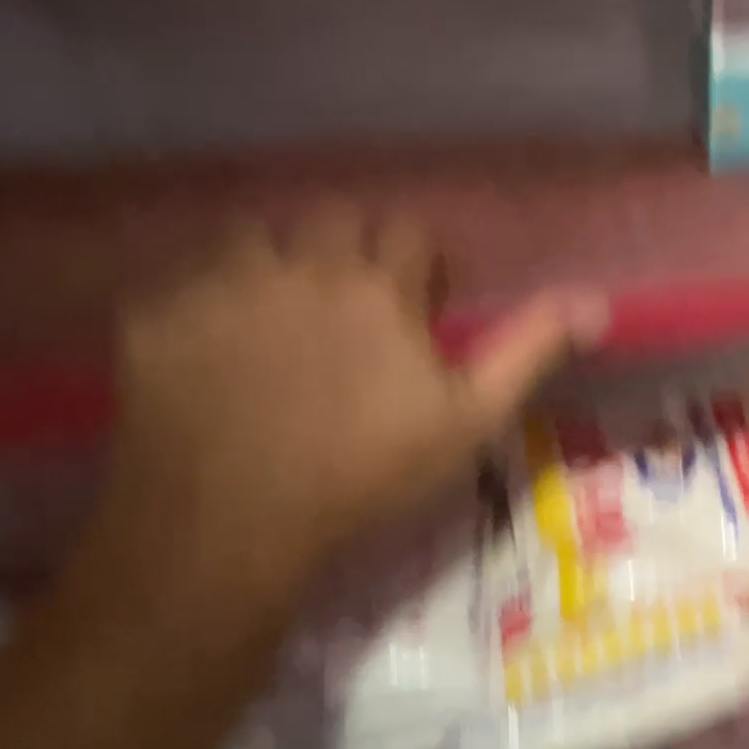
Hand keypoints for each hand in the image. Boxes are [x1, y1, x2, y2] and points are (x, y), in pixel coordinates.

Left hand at [97, 206, 606, 587]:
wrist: (227, 532)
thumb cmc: (368, 472)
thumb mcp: (474, 416)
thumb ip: (533, 347)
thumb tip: (595, 302)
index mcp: (378, 288)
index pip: (405, 229)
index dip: (419, 267)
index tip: (420, 311)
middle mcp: (299, 269)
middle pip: (332, 217)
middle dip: (352, 251)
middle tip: (356, 309)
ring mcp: (219, 290)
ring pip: (255, 235)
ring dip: (279, 262)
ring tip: (286, 317)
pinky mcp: (152, 321)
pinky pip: (184, 278)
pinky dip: (209, 299)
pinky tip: (220, 349)